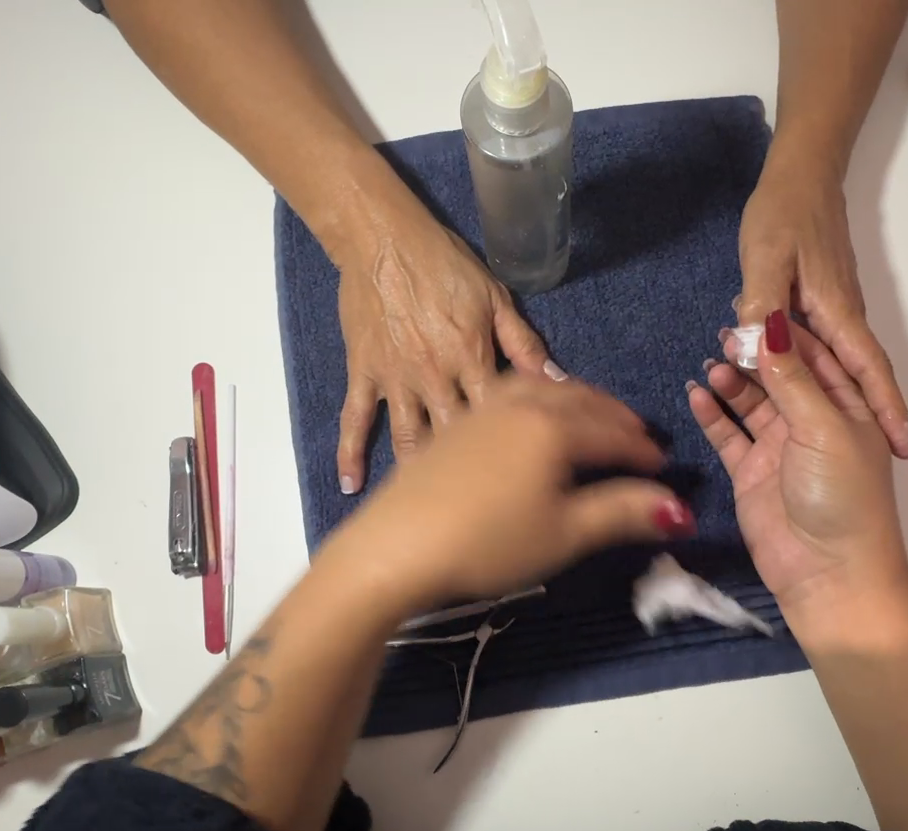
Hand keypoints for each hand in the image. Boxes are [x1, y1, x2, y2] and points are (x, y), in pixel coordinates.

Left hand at [323, 375, 693, 615]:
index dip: (643, 452)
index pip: (613, 433)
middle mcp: (522, 404)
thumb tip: (679, 509)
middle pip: (583, 401)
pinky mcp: (457, 424)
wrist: (396, 545)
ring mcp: (483, 409)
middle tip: (640, 439)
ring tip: (593, 420)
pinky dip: (541, 399)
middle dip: (617, 419)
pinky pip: (512, 394)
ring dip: (579, 402)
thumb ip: (622, 514)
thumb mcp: (565, 534)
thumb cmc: (489, 542)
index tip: (665, 468)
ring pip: (545, 390)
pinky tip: (533, 418)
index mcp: (555, 428)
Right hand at [333, 213, 557, 494]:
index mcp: (472, 360)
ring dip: (419, 476)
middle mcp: (435, 378)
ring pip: (409, 438)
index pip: (502, 416)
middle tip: (480, 515)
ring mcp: (396, 381)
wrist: (382, 239)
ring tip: (425, 514)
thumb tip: (558, 381)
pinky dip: (349, 453)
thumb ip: (524, 344)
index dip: (519, 449)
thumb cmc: (445, 264)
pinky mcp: (363, 375)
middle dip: (470, 478)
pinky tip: (350, 486)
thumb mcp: (496, 297)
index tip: (531, 484)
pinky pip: (356, 419)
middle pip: (456, 439)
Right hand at [690, 310, 907, 630]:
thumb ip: (793, 379)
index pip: (817, 356)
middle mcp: (813, 422)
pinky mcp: (751, 474)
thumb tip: (768, 327)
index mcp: (847, 407)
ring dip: (732, 382)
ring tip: (709, 361)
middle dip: (755, 352)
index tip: (756, 303)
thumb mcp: (824, 428)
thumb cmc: (840, 494)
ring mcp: (779, 449)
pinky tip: (696, 393)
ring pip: (752, 404)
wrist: (826, 572)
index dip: (788, 330)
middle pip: (781, 376)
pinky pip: (729, 436)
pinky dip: (713, 415)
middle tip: (723, 328)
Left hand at [732, 158, 907, 458]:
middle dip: (871, 416)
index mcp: (836, 313)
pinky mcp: (820, 302)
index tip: (902, 446)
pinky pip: (816, 348)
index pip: (867, 369)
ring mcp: (834, 309)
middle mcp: (843, 317)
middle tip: (874, 458)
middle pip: (859, 376)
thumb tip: (757, 354)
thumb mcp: (764, 260)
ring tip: (827, 436)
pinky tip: (788, 387)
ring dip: (836, 397)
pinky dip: (807, 372)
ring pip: (835, 364)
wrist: (800, 173)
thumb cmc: (783, 215)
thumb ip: (760, 305)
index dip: (885, 408)